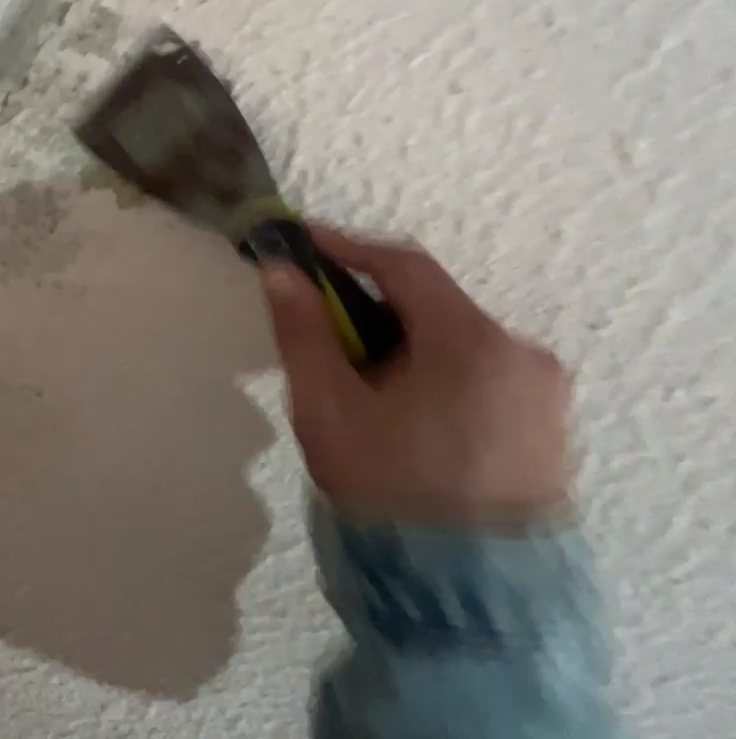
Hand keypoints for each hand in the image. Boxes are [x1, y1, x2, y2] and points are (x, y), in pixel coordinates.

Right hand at [260, 225, 571, 527]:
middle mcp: (521, 354)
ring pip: (451, 339)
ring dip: (397, 340)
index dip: (345, 246)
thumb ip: (302, 330)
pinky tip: (394, 403)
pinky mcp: (543, 421)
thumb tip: (279, 270)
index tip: (297, 238)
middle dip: (368, 306)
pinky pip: (475, 369)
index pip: (404, 267)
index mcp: (472, 343)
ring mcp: (540, 390)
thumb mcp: (327, 404)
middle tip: (317, 329)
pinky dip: (428, 367)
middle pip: (430, 305)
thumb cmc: (387, 482)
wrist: (465, 585)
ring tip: (351, 379)